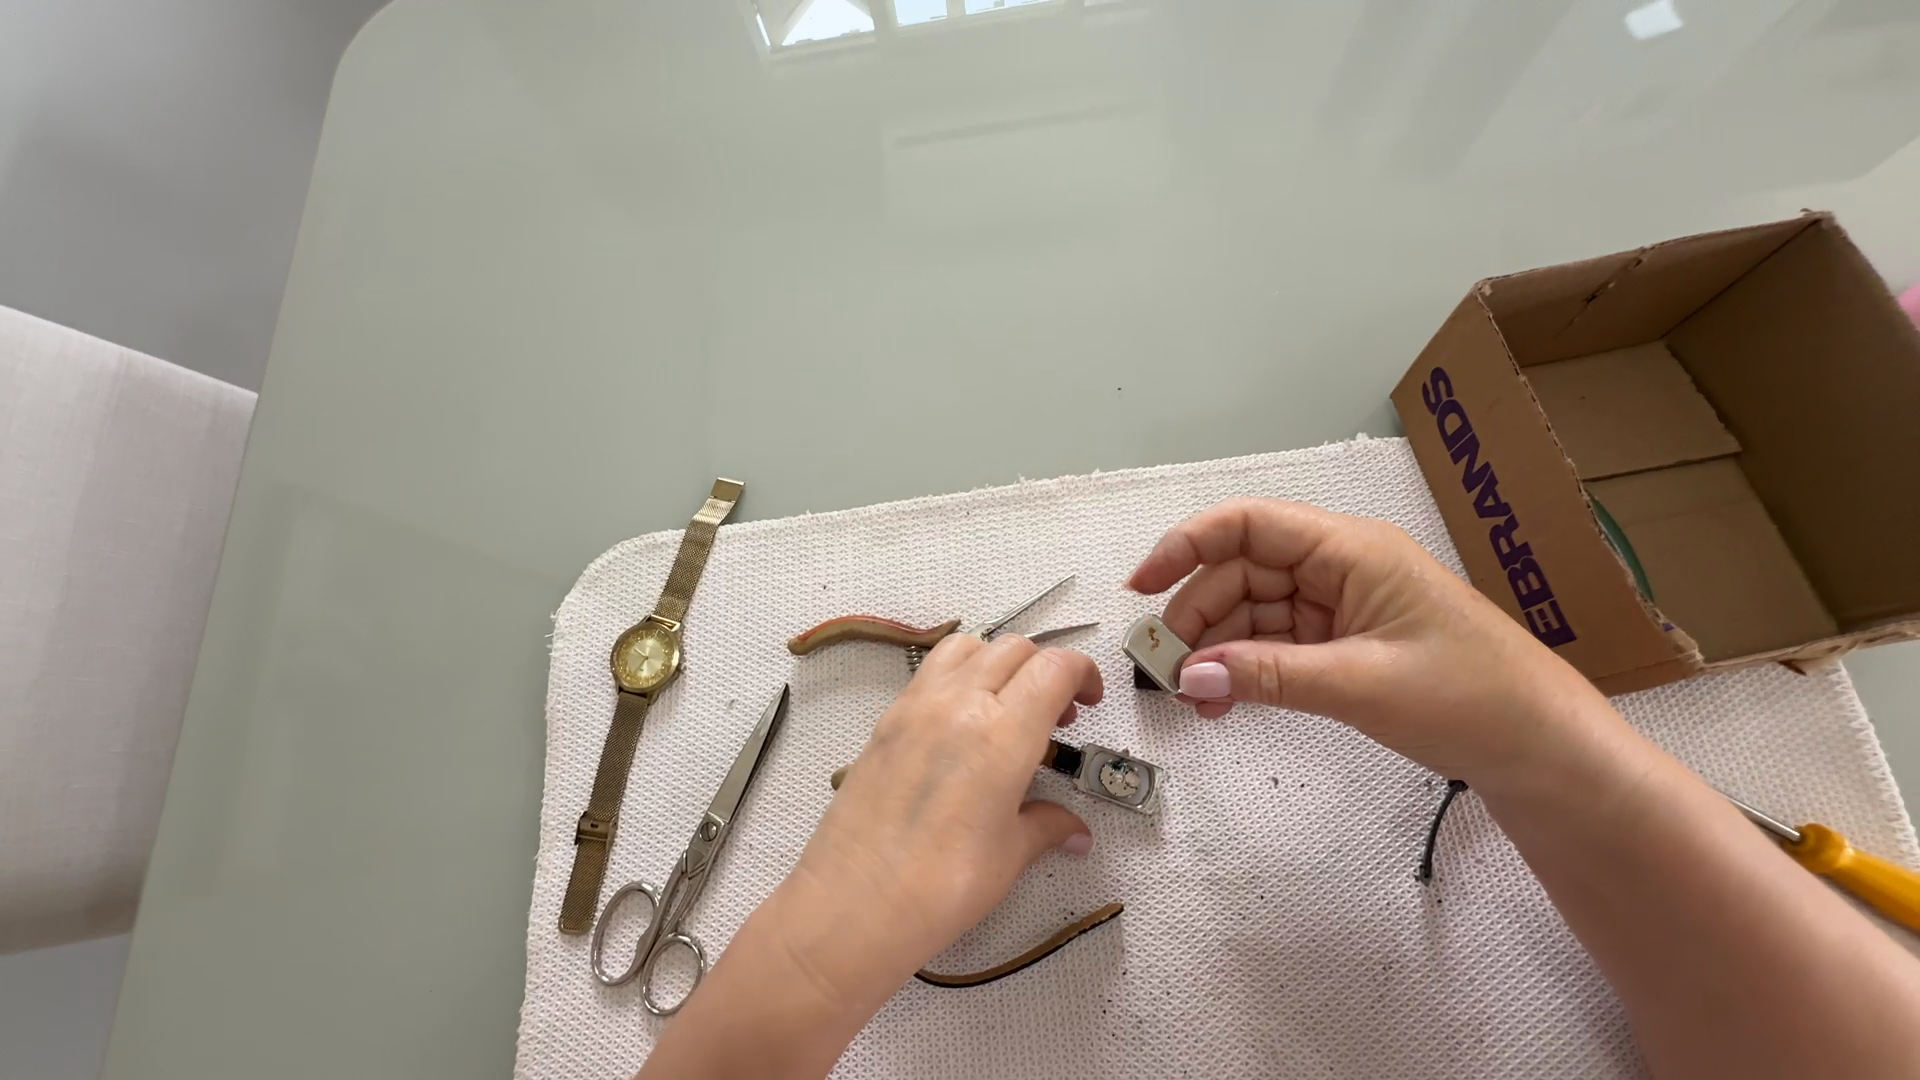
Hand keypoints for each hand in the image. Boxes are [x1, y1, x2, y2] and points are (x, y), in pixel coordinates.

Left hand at [640, 636, 1103, 1079]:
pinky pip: (932, 669)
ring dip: (999, 661)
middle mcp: (959, 702)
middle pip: (1015, 648)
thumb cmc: (942, 886)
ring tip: (1007, 706)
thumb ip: (1047, 827)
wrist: (852, 905)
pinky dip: (961, 674)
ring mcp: (917, 704)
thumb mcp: (1009, 856)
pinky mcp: (887, 717)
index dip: (1083, 673)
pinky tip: (962, 723)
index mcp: (1001, 733)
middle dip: (1046, 668)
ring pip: (969, 646)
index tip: (1090, 701)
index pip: (1054, 667)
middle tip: (1056, 715)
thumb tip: (1076, 831)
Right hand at [1127, 498, 1617, 787]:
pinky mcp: (1337, 643)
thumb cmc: (1470, 697)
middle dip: (1197, 617)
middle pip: (1239, 573)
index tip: (1140, 587)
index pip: (1247, 524)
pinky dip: (1242, 670)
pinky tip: (1220, 703)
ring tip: (1192, 698)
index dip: (1185, 546)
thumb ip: (1266, 675)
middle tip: (1164, 669)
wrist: (1545, 752)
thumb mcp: (1359, 684)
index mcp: (1348, 549)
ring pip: (1249, 612)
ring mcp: (1335, 606)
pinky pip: (1271, 645)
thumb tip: (1185, 676)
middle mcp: (1334, 567)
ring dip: (1215, 651)